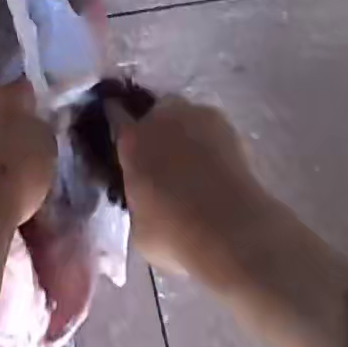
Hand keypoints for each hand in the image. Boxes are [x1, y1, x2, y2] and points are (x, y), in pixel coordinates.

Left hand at [0, 80, 55, 235]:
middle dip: (10, 117)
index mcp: (2, 96)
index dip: (34, 101)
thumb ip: (41, 124)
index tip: (42, 115)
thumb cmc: (18, 173)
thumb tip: (35, 119)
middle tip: (25, 137)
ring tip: (6, 157)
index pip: (23, 88)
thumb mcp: (47, 146)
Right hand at [109, 96, 268, 275]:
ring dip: (183, 130)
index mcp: (132, 140)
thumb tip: (145, 197)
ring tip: (194, 160)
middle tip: (162, 155)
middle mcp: (159, 118)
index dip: (117, 121)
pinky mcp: (226, 124)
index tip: (121, 130)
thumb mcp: (139, 226)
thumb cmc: (176, 234)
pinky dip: (210, 140)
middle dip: (155, 127)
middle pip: (153, 111)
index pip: (115, 115)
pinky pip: (210, 126)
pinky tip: (216, 164)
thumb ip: (137, 199)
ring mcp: (194, 116)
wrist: (232, 231)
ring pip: (183, 115)